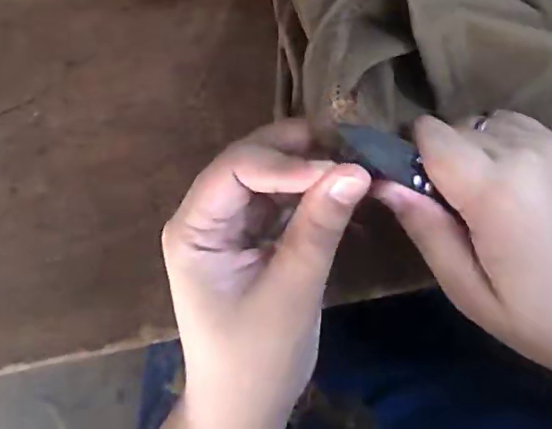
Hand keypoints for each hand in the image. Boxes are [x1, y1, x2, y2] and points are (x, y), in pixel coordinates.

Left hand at [161, 120, 371, 428]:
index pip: (236, 169)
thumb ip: (319, 228)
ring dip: (313, 162)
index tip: (337, 168)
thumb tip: (357, 169)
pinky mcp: (255, 227)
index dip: (285, 162)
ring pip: (272, 167)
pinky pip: (285, 191)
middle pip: (253, 157)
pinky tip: (345, 185)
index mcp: (194, 227)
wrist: (245, 412)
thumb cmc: (256, 361)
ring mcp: (232, 217)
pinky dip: (315, 185)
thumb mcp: (292, 295)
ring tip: (356, 162)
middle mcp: (208, 211)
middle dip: (302, 150)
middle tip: (353, 149)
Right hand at [372, 111, 551, 400]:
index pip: (429, 133)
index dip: (414, 156)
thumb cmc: (537, 317)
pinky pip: (509, 123)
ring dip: (471, 147)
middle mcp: (522, 152)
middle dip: (442, 157)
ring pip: (479, 121)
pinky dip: (499, 141)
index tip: (422, 192)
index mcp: (495, 190)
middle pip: (453, 127)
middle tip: (459, 207)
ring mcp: (548, 143)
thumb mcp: (468, 290)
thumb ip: (424, 228)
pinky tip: (513, 180)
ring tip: (488, 193)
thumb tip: (382, 181)